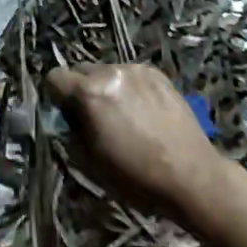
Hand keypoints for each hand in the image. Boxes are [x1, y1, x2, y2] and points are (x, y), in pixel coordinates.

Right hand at [44, 63, 226, 221]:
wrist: (192, 175)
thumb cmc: (136, 177)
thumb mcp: (89, 162)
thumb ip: (71, 131)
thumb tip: (66, 116)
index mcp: (90, 93)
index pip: (54, 77)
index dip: (56, 96)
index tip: (66, 114)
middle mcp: (110, 71)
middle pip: (81, 71)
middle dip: (82, 91)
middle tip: (97, 119)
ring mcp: (136, 69)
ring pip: (107, 72)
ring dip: (107, 89)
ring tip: (125, 117)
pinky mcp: (156, 72)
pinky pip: (131, 75)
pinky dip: (130, 89)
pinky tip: (145, 113)